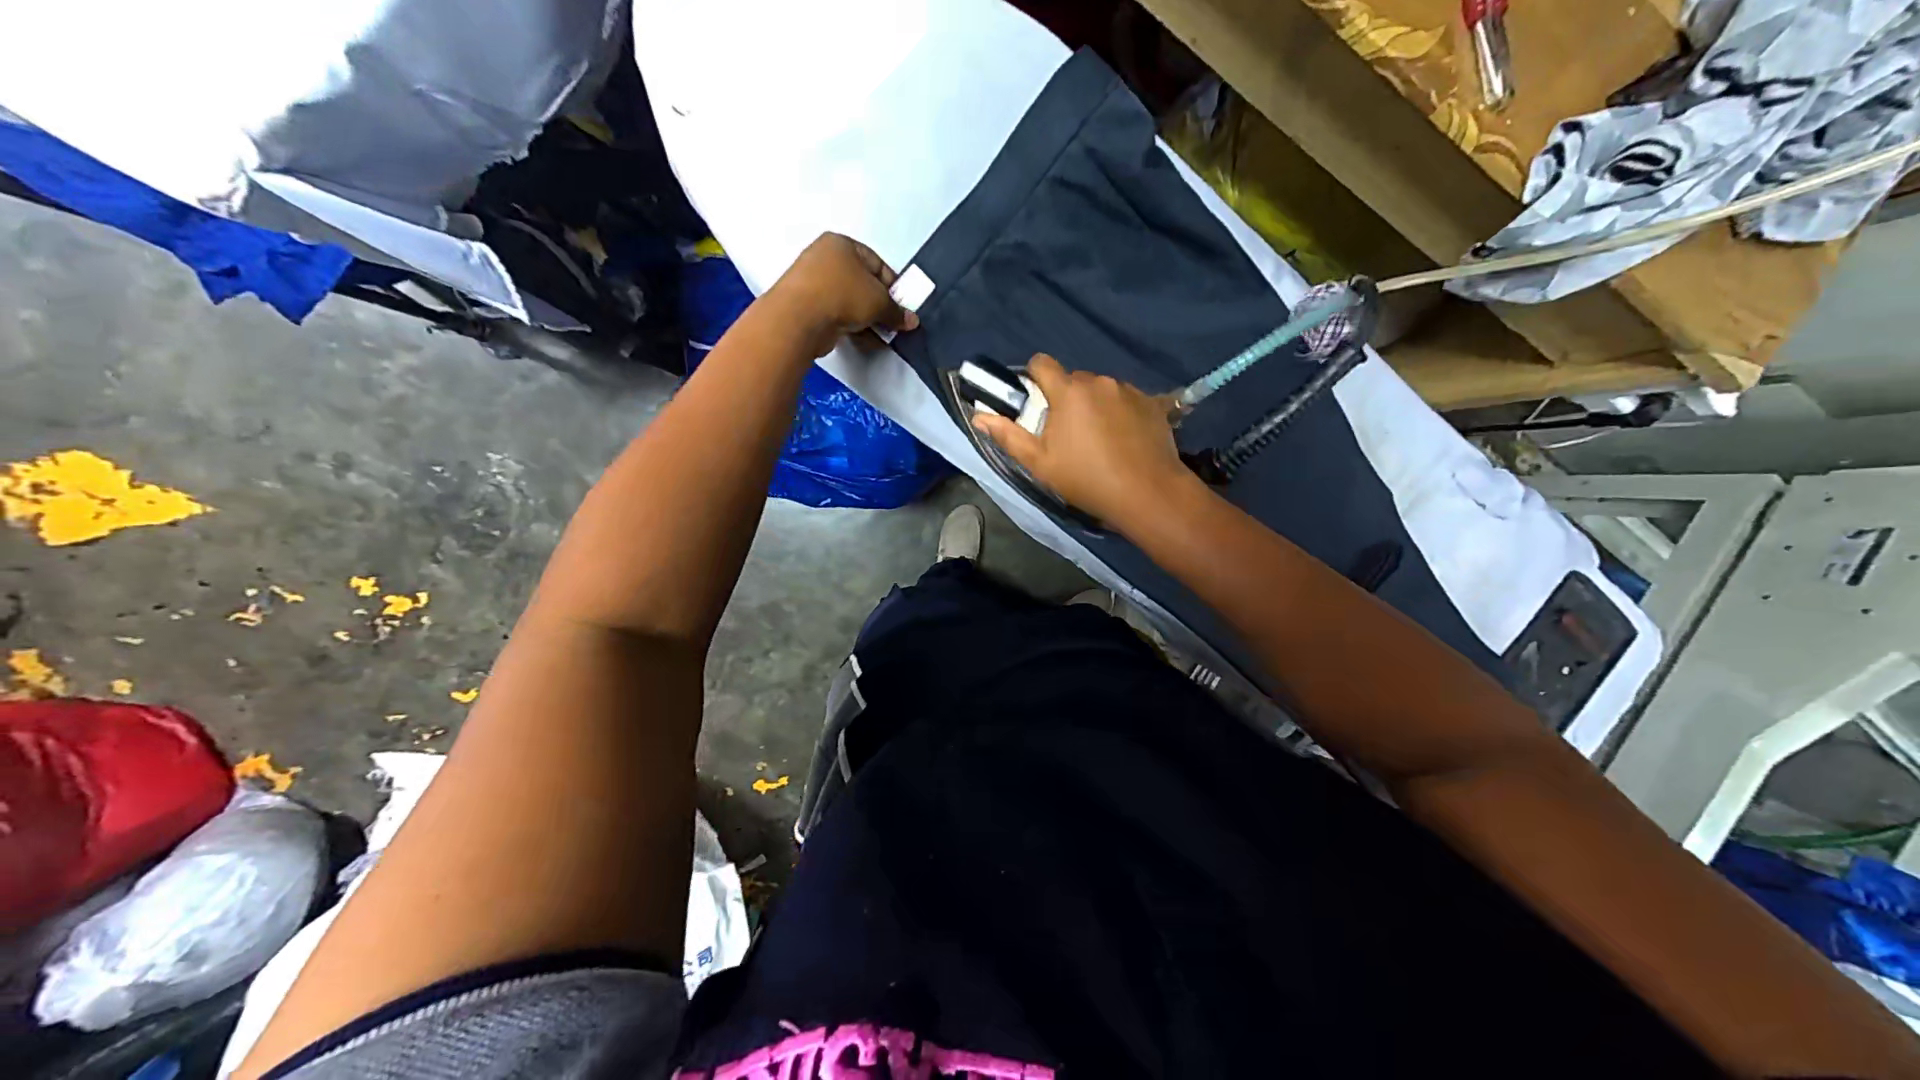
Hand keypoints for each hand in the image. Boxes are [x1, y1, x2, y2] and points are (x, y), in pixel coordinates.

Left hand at [764, 233, 918, 356]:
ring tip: (878, 334)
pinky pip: (834, 314)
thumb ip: (896, 311)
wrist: (800, 317)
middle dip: (878, 305)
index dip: (892, 286)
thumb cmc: (842, 294)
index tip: (901, 305)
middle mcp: (824, 258)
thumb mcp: (879, 302)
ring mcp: (811, 283)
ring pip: (848, 301)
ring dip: (865, 318)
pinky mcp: (805, 307)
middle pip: (861, 283)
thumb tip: (910, 321)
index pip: (876, 263)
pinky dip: (849, 325)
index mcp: (841, 244)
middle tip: (891, 322)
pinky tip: (861, 338)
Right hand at [971, 354, 1198, 529]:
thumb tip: (979, 416)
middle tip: (1067, 432)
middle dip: (1066, 398)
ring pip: (1101, 388)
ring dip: (1094, 404)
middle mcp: (1099, 381)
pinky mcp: (1153, 402)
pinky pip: (1126, 399)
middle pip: (1073, 379)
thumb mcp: (1039, 463)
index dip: (1033, 377)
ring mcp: (1129, 390)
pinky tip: (1124, 438)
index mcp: (1068, 391)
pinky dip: (1120, 411)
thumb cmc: (1086, 478)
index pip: (1041, 363)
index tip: (1035, 402)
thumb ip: (1008, 435)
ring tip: (1099, 438)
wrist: (1147, 492)